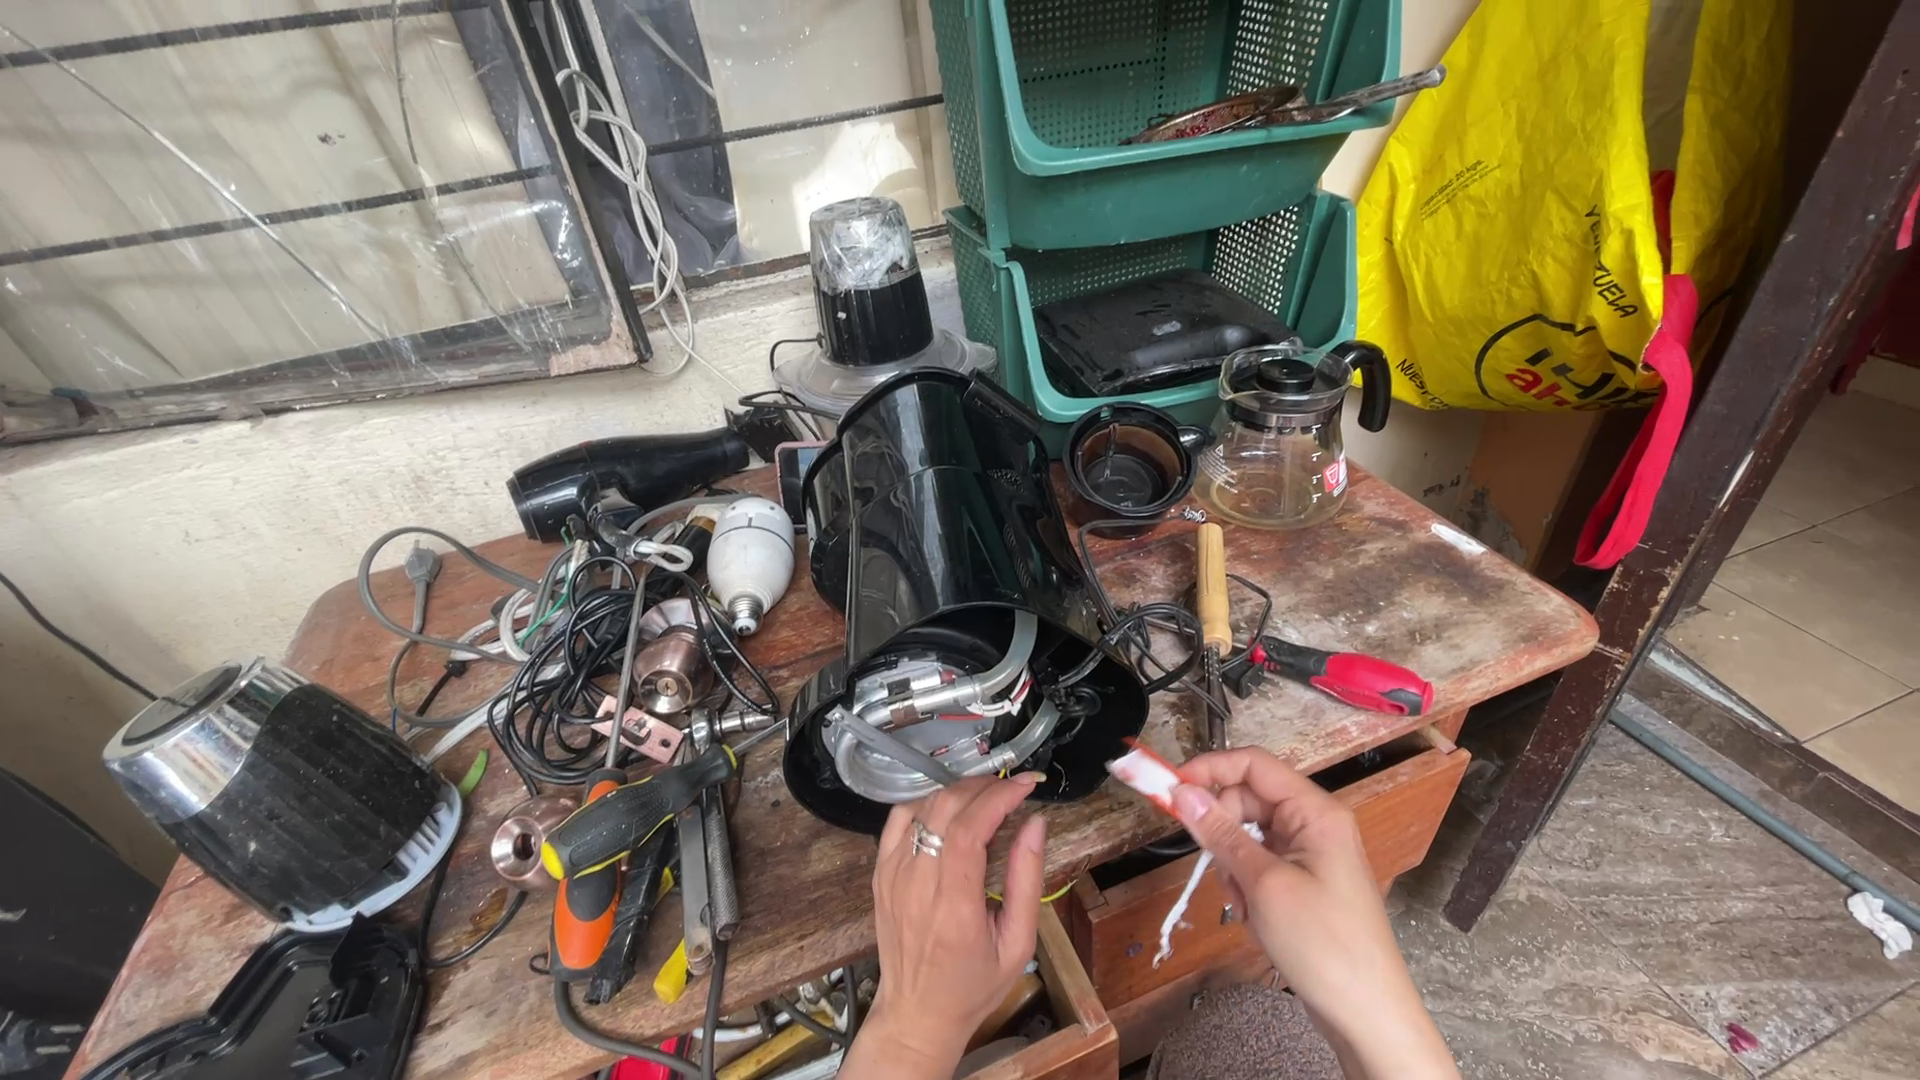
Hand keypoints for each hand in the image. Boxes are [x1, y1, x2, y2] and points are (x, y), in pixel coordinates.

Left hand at [840, 774, 1047, 1079]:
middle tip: (1012, 787)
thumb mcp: (1018, 943)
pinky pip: (899, 818)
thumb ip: (1026, 879)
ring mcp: (892, 875)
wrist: (917, 1014)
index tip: (1026, 784)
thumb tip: (1035, 823)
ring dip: (959, 791)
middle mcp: (916, 885)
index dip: (998, 797)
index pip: (969, 830)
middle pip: (945, 809)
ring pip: (923, 807)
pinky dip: (928, 802)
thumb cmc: (974, 985)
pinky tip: (950, 809)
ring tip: (988, 795)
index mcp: (954, 908)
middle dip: (984, 787)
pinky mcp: (880, 872)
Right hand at [1173, 748, 1457, 1079]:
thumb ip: (1220, 833)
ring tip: (1245, 903)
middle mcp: (1313, 824)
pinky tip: (1254, 915)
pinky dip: (1245, 884)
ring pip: (1247, 834)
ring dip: (1233, 864)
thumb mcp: (1263, 883)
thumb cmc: (1325, 944)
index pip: (1253, 764)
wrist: (1367, 1018)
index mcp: (1315, 811)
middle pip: (1246, 800)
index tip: (1172, 787)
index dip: (1210, 768)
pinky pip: (1257, 863)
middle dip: (1222, 829)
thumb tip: (1182, 792)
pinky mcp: (1302, 881)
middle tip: (1212, 862)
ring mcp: (1308, 853)